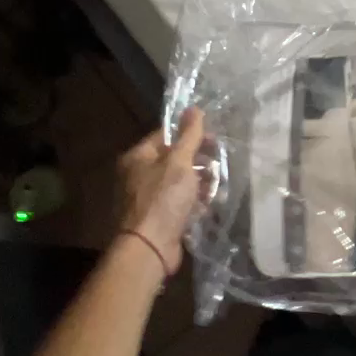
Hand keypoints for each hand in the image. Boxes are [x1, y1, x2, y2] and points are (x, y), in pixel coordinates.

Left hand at [116, 108, 207, 274]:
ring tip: (215, 187)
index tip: (214, 139)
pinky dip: (193, 202)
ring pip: (180, 181)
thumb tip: (194, 107)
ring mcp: (148, 197)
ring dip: (199, 183)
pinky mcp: (158, 217)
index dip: (191, 134)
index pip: (166, 135)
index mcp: (138, 157)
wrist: (149, 247)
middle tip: (217, 165)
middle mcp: (139, 175)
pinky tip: (206, 205)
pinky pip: (179, 202)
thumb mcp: (179, 162)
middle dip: (198, 161)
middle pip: (175, 159)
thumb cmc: (163, 199)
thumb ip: (189, 135)